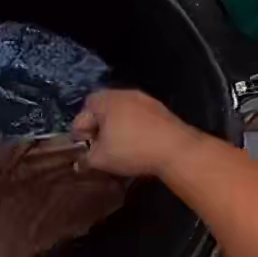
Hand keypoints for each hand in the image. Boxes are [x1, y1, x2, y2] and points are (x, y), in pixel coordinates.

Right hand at [72, 88, 204, 177]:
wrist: (177, 151)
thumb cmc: (131, 150)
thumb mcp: (99, 159)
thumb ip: (84, 158)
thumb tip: (79, 162)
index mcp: (106, 101)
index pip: (82, 113)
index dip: (80, 132)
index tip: (85, 147)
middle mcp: (124, 94)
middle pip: (102, 109)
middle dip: (98, 127)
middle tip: (99, 146)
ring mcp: (145, 99)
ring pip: (121, 112)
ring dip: (116, 127)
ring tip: (118, 146)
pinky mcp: (161, 109)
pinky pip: (138, 116)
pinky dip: (133, 127)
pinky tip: (136, 144)